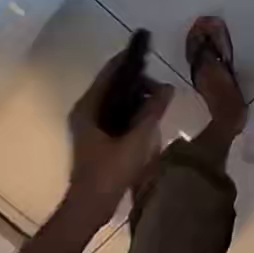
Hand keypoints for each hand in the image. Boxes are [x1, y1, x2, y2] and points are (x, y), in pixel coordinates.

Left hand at [64, 48, 174, 219]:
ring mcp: (89, 125)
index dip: (130, 58)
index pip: (111, 72)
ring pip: (116, 100)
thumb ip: (152, 112)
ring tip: (160, 100)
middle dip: (138, 81)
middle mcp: (85, 111)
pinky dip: (132, 111)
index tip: (149, 47)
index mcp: (89, 107)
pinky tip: (150, 117)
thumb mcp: (136, 140)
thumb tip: (168, 88)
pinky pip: (117, 115)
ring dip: (137, 97)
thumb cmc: (110, 172)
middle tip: (162, 87)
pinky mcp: (96, 138)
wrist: (90, 206)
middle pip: (113, 84)